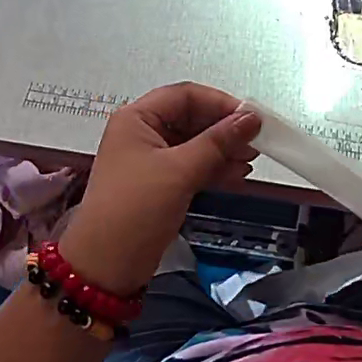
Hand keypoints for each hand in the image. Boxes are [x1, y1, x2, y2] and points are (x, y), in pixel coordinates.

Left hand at [58, 82, 259, 293]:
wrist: (106, 267)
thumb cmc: (133, 211)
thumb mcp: (180, 171)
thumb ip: (218, 141)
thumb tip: (250, 119)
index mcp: (136, 119)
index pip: (185, 95)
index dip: (220, 103)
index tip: (250, 118)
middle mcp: (141, 134)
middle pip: (192, 118)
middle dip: (225, 129)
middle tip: (255, 141)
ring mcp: (150, 160)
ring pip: (195, 143)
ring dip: (223, 150)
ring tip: (249, 160)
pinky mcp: (160, 184)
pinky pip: (193, 166)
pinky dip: (214, 168)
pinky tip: (236, 175)